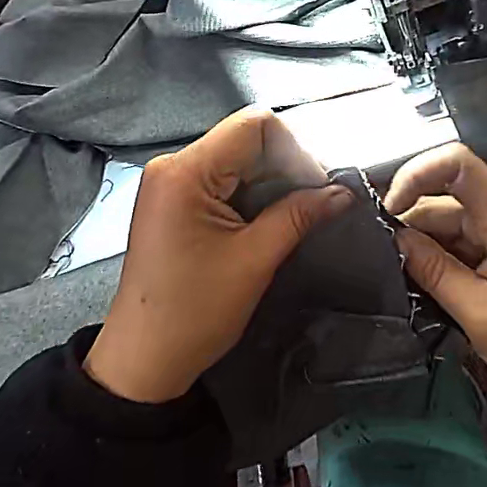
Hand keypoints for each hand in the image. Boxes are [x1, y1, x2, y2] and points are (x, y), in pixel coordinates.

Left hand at [85, 109, 353, 402]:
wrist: (144, 361)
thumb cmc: (195, 312)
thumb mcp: (256, 259)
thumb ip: (301, 215)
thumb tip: (343, 193)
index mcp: (186, 172)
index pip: (256, 125)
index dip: (296, 151)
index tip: (317, 190)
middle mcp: (175, 166)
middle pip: (249, 140)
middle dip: (288, 169)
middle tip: (314, 207)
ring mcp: (173, 183)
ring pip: (242, 161)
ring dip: (275, 185)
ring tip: (295, 219)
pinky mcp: (178, 201)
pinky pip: (228, 180)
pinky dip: (256, 196)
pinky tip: (270, 223)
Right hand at [385, 144, 486, 409]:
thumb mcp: (483, 315)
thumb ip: (436, 273)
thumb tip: (397, 241)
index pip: (458, 165)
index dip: (417, 174)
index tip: (389, 210)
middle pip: (446, 197)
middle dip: (411, 223)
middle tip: (384, 260)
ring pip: (449, 221)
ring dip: (422, 244)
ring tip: (400, 276)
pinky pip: (461, 242)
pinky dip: (438, 257)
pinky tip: (421, 280)